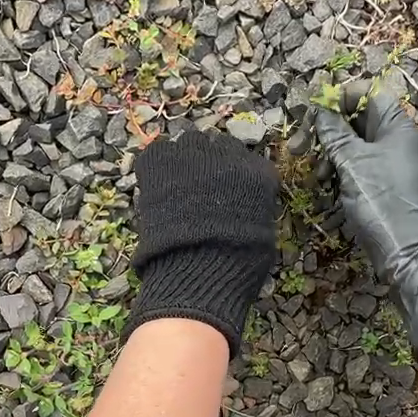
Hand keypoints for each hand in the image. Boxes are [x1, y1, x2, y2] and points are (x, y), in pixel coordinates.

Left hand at [126, 130, 279, 356]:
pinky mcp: (159, 164)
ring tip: (175, 185)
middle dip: (209, 163)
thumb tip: (246, 208)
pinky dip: (156, 165)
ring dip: (184, 160)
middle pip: (216, 146)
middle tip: (199, 186)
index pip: (245, 159)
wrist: (197, 272)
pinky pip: (157, 152)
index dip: (233, 174)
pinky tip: (155, 185)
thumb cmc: (236, 266)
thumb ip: (255, 210)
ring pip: (188, 143)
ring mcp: (190, 157)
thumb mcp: (262, 237)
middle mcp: (226, 156)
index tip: (225, 188)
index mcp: (256, 174)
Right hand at [313, 91, 417, 352]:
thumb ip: (334, 133)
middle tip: (301, 148)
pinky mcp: (383, 188)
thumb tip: (320, 110)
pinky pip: (358, 171)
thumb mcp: (352, 162)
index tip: (314, 114)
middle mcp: (396, 141)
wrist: (408, 250)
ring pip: (354, 149)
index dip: (341, 100)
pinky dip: (341, 176)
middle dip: (328, 133)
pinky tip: (326, 190)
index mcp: (396, 126)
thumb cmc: (381, 198)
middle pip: (358, 123)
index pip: (368, 95)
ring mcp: (391, 166)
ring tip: (318, 177)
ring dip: (331, 158)